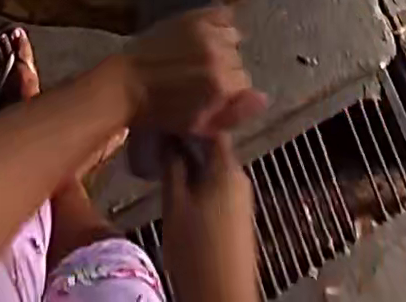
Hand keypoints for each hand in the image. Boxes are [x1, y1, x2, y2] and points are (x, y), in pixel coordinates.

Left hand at [125, 7, 267, 135]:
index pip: (244, 84)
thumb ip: (235, 114)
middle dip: (225, 70)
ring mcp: (207, 33)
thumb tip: (264, 99)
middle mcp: (219, 56)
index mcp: (221, 85)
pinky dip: (220, 22)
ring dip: (222, 46)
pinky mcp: (195, 16)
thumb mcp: (199, 124)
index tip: (210, 95)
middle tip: (201, 77)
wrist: (127, 84)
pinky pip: (223, 14)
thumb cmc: (161, 111)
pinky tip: (208, 33)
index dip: (227, 92)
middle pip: (239, 61)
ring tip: (200, 55)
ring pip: (233, 38)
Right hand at [161, 134, 259, 301]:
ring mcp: (242, 196)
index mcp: (228, 167)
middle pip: (214, 150)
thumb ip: (173, 168)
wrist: (223, 297)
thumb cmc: (195, 250)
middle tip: (162, 147)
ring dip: (195, 168)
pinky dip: (203, 186)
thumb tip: (169, 138)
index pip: (212, 129)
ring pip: (216, 170)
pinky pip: (220, 188)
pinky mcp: (240, 215)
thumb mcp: (175, 206)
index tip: (168, 121)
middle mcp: (240, 175)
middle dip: (189, 147)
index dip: (190, 123)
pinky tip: (184, 197)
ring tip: (168, 171)